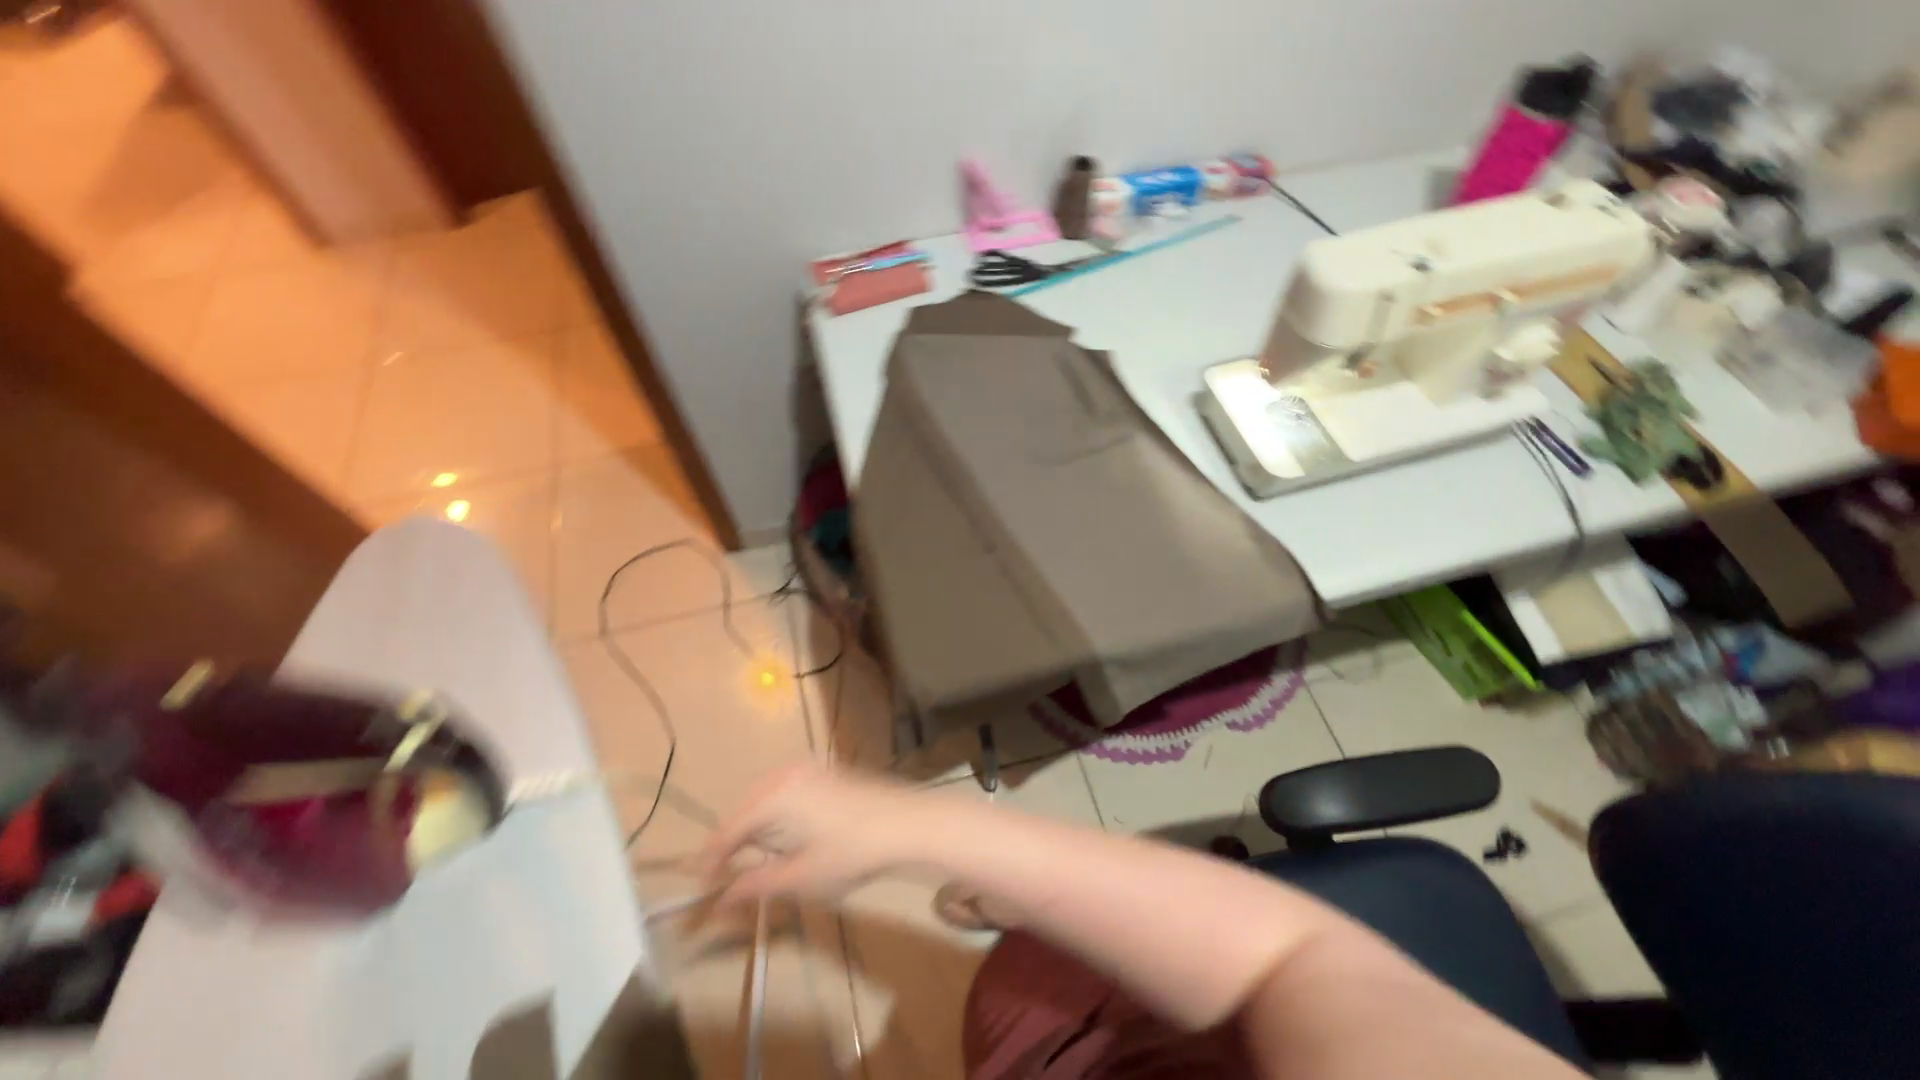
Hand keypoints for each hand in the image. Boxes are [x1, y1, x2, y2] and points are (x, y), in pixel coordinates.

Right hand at [692, 765, 929, 907]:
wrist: (909, 824)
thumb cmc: (853, 852)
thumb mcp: (802, 876)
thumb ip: (758, 884)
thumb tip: (723, 896)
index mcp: (773, 797)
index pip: (729, 830)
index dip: (711, 859)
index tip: (698, 884)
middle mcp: (785, 775)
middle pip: (744, 809)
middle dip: (730, 841)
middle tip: (719, 873)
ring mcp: (808, 770)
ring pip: (765, 798)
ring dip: (753, 826)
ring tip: (747, 858)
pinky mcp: (827, 773)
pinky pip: (786, 792)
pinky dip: (775, 814)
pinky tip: (782, 835)